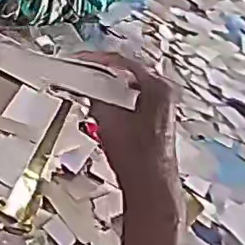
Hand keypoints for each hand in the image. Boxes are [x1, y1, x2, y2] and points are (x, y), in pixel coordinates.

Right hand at [80, 52, 180, 216]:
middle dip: (102, 72)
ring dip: (108, 85)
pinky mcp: (156, 119)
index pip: (122, 62)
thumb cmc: (136, 156)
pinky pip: (133, 98)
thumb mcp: (107, 118)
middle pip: (128, 72)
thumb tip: (85, 85)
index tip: (80, 60)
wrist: (149, 184)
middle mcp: (164, 93)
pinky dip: (116, 97)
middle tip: (81, 70)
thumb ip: (95, 95)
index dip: (96, 60)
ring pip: (130, 86)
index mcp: (157, 86)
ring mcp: (163, 106)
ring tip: (87, 86)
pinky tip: (101, 104)